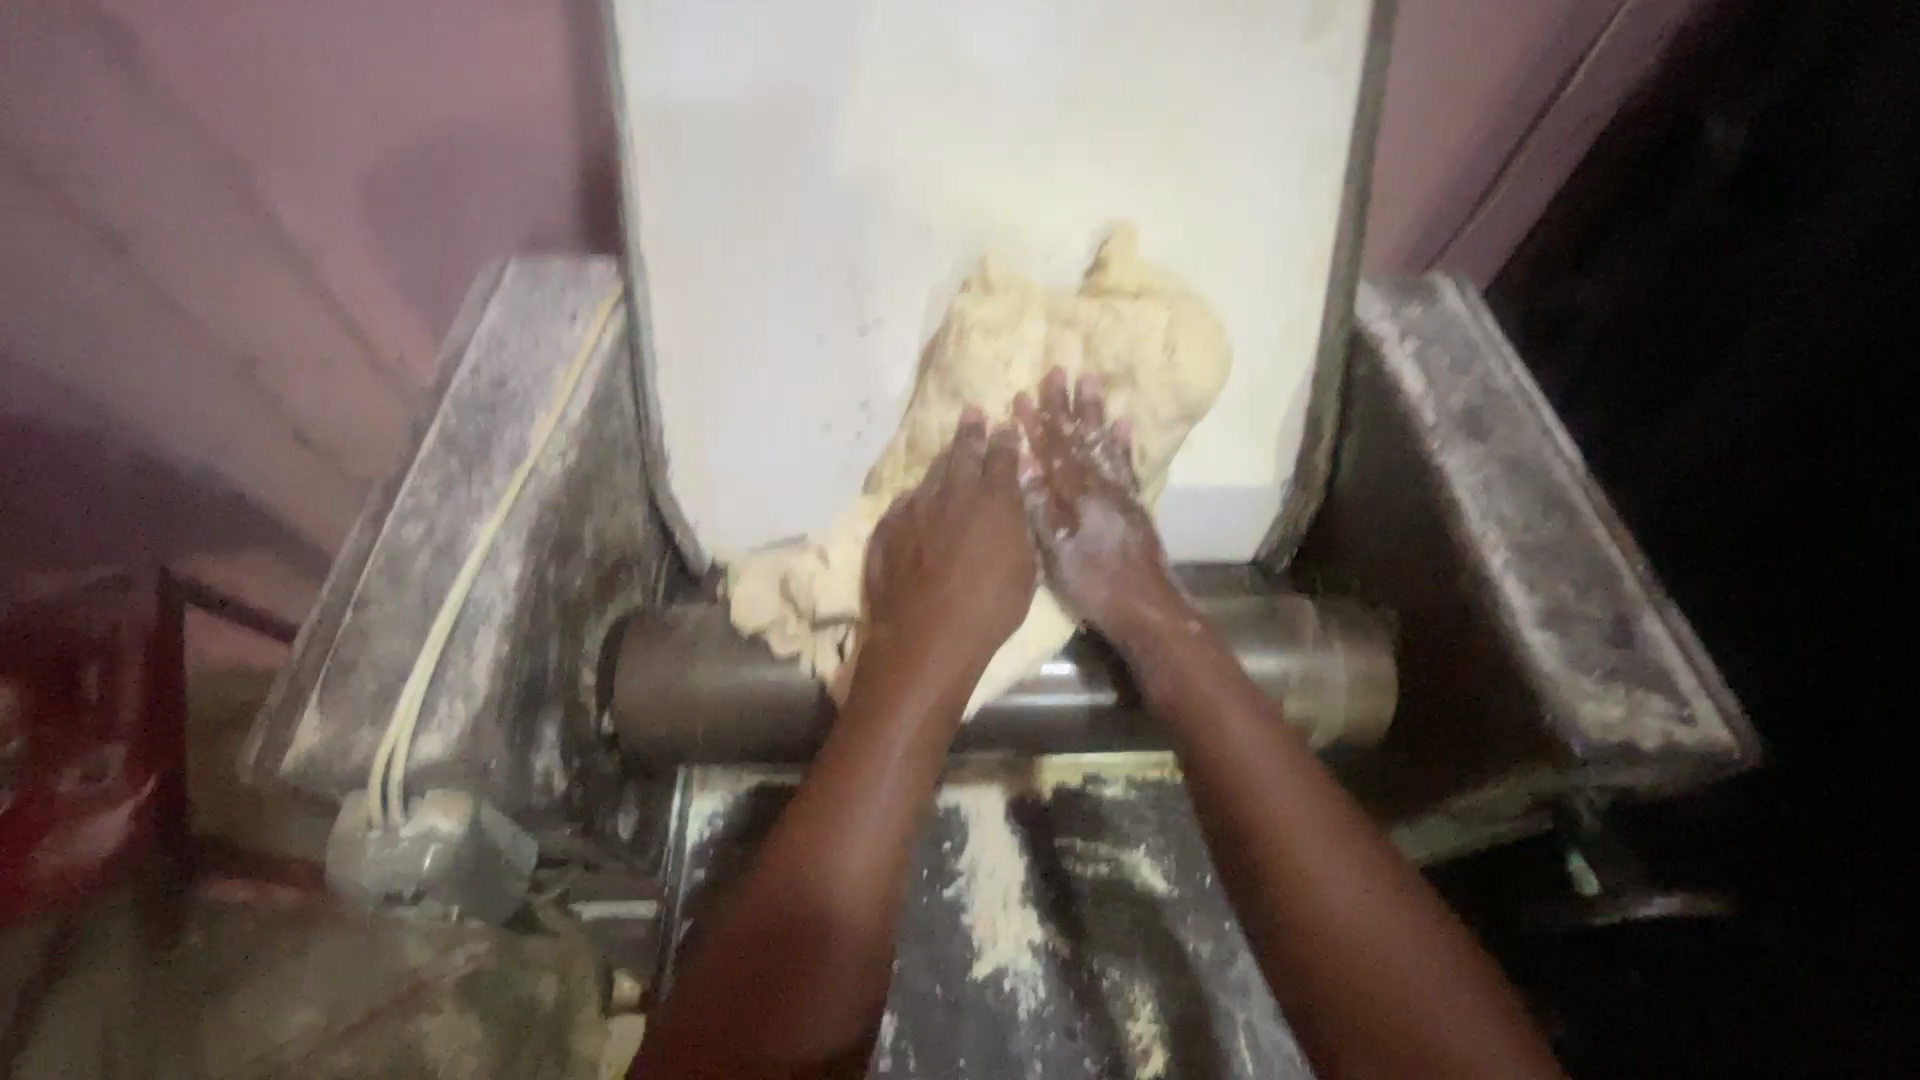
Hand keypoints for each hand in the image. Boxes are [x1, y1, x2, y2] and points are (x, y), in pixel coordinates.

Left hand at [861, 407, 1036, 674]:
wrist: (925, 635)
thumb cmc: (988, 610)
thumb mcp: (1026, 572)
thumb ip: (1021, 532)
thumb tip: (1018, 510)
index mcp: (994, 501)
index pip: (1002, 458)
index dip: (1006, 441)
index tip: (1006, 428)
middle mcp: (953, 494)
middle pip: (963, 454)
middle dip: (971, 433)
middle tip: (973, 414)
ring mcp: (914, 509)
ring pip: (931, 475)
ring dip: (944, 461)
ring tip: (950, 451)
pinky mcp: (887, 529)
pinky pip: (904, 503)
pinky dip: (916, 497)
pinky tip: (918, 498)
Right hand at [1015, 368, 1189, 647]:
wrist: (1145, 606)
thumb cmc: (1093, 584)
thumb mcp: (1055, 553)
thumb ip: (1039, 508)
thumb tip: (1023, 465)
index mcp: (1076, 496)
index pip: (1053, 450)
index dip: (1038, 423)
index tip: (1024, 394)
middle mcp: (1100, 486)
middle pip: (1079, 438)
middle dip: (1065, 406)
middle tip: (1059, 370)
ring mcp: (1121, 493)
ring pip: (1104, 443)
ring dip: (1095, 413)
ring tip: (1091, 380)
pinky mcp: (1134, 505)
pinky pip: (1127, 464)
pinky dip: (1122, 443)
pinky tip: (1123, 424)